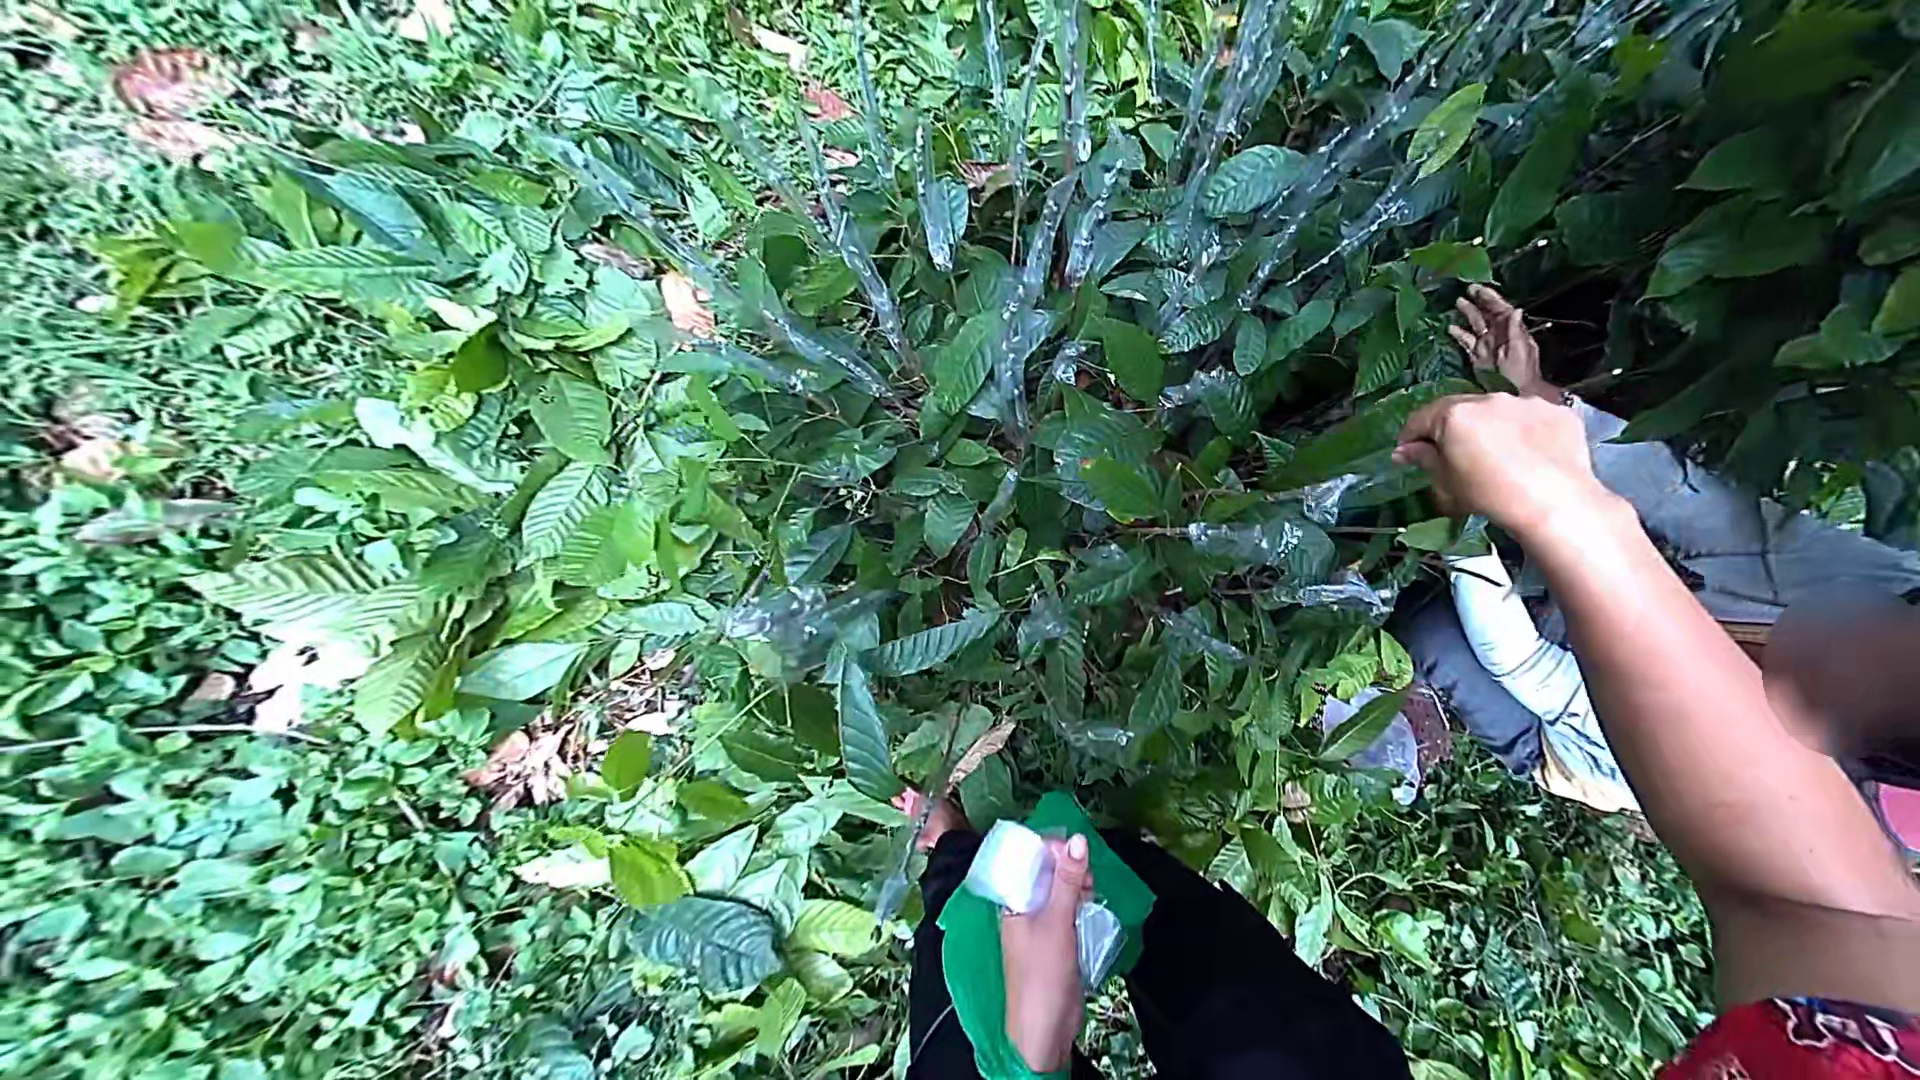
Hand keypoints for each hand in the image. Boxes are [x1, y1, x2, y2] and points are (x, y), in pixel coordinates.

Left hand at [1001, 834, 1091, 1073]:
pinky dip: (1076, 899)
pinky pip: (1064, 905)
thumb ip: (1067, 879)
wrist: (1044, 1030)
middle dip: (1066, 864)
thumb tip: (1078, 838)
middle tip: (1085, 876)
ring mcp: (1037, 920)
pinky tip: (1088, 902)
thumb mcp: (1057, 921)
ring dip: (1074, 881)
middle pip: (1044, 868)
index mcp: (1011, 895)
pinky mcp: (1053, 935)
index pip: (1027, 855)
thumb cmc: (1043, 972)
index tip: (1076, 850)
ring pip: (1056, 886)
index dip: (1051, 847)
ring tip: (1089, 889)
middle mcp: (1021, 903)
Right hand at [1392, 393, 1618, 538]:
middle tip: (1446, 451)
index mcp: (1454, 414)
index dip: (1409, 437)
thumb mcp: (1444, 480)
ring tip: (1489, 451)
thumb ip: (1423, 458)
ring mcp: (1527, 403)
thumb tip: (1405, 451)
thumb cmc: (1487, 493)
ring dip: (1484, 425)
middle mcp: (1489, 399)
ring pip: (1494, 410)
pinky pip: (1527, 417)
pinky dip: (1518, 429)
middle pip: (1457, 408)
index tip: (1408, 453)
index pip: (1420, 419)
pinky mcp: (1559, 412)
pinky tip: (1522, 452)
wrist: (1554, 502)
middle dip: (1447, 427)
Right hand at [1449, 285, 1557, 400]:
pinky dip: (1459, 335)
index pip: (1500, 310)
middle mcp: (1498, 335)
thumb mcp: (1519, 349)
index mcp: (1510, 330)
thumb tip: (1515, 311)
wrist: (1515, 391)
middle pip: (1486, 314)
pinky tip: (1450, 329)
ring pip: (1475, 325)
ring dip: (1467, 315)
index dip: (1490, 299)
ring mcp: (1486, 345)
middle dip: (1477, 302)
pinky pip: (1466, 342)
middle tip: (1466, 291)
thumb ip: (1516, 331)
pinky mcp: (1476, 356)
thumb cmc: (1520, 371)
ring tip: (1458, 303)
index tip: (1479, 289)